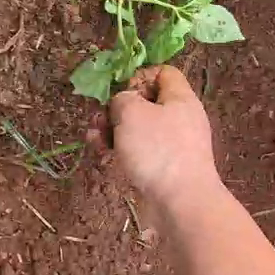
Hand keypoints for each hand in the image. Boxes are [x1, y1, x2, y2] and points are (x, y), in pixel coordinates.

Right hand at [107, 65, 219, 220]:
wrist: (180, 201)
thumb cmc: (157, 149)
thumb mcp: (132, 112)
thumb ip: (122, 98)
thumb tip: (122, 102)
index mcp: (179, 99)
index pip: (163, 73)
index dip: (138, 75)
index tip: (119, 90)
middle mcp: (178, 118)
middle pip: (145, 101)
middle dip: (116, 107)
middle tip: (99, 116)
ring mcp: (171, 143)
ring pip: (137, 126)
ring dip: (112, 128)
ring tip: (93, 136)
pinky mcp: (162, 165)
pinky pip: (138, 148)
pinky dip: (119, 147)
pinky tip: (101, 151)